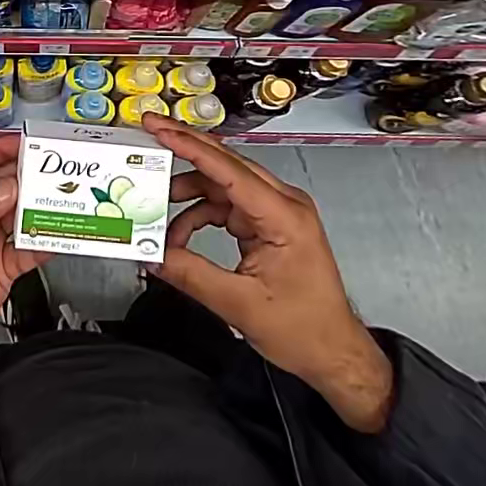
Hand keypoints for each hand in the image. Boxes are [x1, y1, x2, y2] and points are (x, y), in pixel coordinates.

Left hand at [0, 134, 48, 428]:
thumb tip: (6, 188)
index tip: (22, 142)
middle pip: (4, 186)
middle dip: (26, 175)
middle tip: (51, 169)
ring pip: (20, 214)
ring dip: (39, 206)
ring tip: (61, 198)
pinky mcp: (3, 268)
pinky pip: (30, 249)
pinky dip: (45, 241)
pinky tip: (56, 234)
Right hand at [144, 114, 393, 432]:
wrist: (335, 355)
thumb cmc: (305, 331)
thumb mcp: (240, 305)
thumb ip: (190, 274)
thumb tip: (151, 255)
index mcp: (284, 216)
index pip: (229, 169)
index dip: (190, 146)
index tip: (160, 130)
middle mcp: (282, 203)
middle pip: (224, 164)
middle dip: (184, 149)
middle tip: (150, 135)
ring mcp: (273, 211)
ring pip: (220, 183)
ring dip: (186, 193)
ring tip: (155, 205)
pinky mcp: (265, 223)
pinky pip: (223, 204)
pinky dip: (198, 214)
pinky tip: (178, 234)